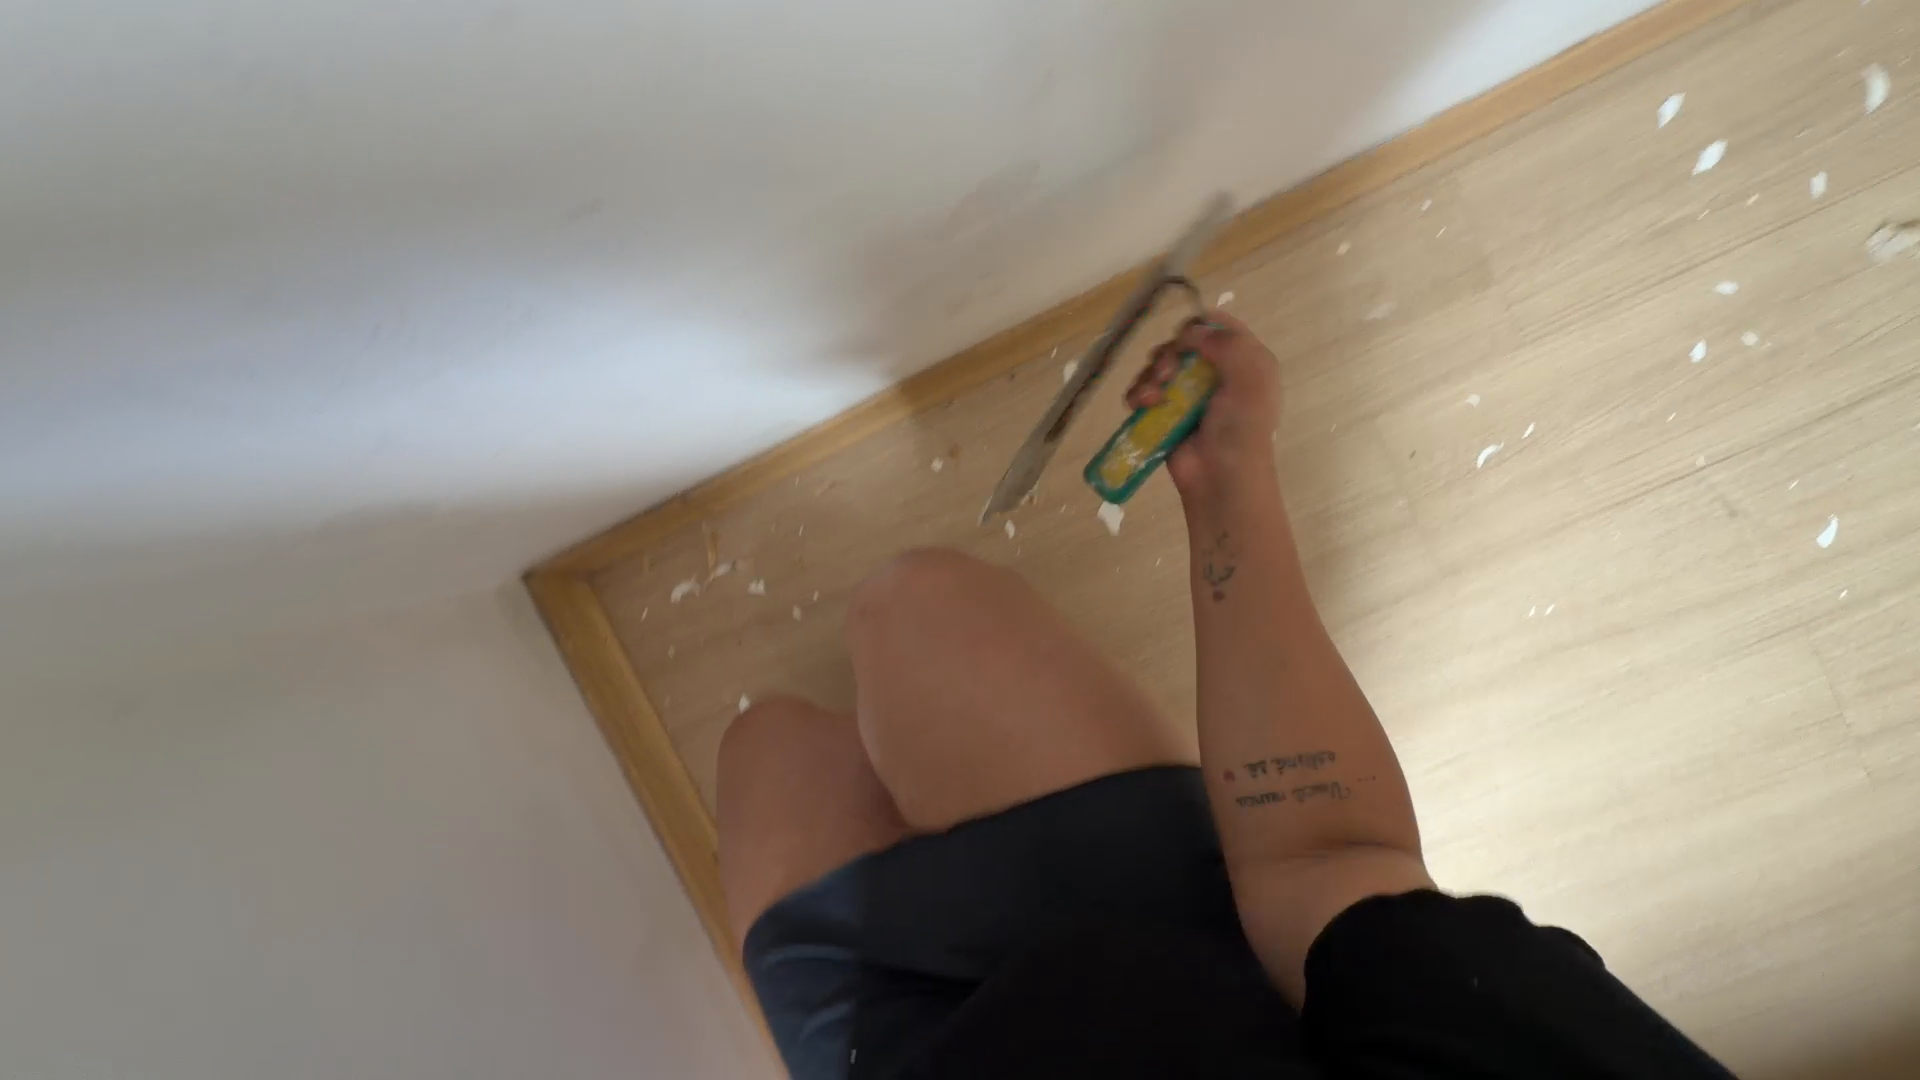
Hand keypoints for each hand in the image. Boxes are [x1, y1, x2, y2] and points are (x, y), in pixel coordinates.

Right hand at [1124, 310, 1282, 510]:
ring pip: (1159, 366)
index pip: (1219, 326)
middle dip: (1169, 354)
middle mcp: (1217, 374)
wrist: (1220, 478)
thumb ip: (1227, 344)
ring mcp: (1188, 395)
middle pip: (1183, 343)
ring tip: (1151, 398)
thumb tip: (1190, 332)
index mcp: (1245, 361)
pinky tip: (1140, 405)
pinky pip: (1144, 392)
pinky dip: (1138, 394)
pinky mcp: (1164, 415)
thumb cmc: (1242, 429)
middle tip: (1168, 374)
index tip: (1187, 339)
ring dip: (1150, 376)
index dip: (1200, 325)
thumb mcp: (1251, 378)